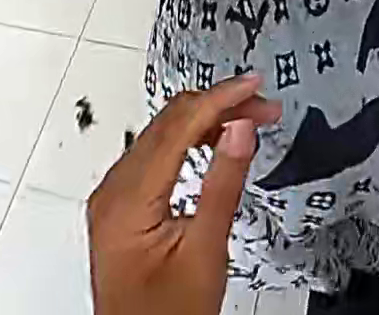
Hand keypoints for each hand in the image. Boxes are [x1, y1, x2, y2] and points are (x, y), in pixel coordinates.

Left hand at [88, 73, 282, 314]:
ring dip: (212, 115)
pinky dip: (197, 132)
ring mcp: (117, 194)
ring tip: (253, 116)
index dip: (221, 98)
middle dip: (222, 103)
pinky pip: (162, 146)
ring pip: (167, 127)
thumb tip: (242, 126)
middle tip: (264, 104)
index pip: (178, 125)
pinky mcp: (127, 199)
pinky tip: (222, 134)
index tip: (254, 85)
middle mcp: (114, 191)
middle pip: (171, 119)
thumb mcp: (205, 250)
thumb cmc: (169, 314)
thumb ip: (224, 183)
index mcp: (126, 202)